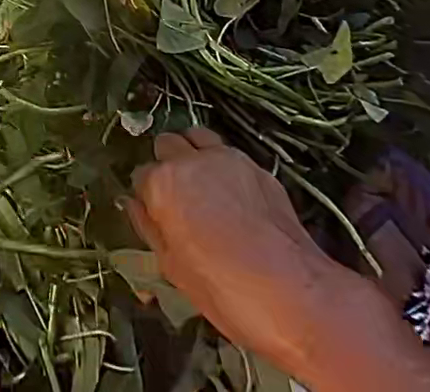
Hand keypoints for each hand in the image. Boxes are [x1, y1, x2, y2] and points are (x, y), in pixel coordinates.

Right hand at [126, 130, 429, 391]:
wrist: (297, 294)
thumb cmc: (224, 290)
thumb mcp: (173, 268)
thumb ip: (148, 227)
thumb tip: (133, 203)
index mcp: (162, 183)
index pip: (140, 175)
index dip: (147, 196)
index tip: (157, 214)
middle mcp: (190, 159)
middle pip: (166, 144)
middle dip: (166, 163)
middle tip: (177, 196)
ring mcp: (226, 157)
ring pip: (196, 136)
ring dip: (193, 152)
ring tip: (202, 184)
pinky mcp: (256, 164)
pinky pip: (228, 152)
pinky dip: (221, 164)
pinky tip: (231, 194)